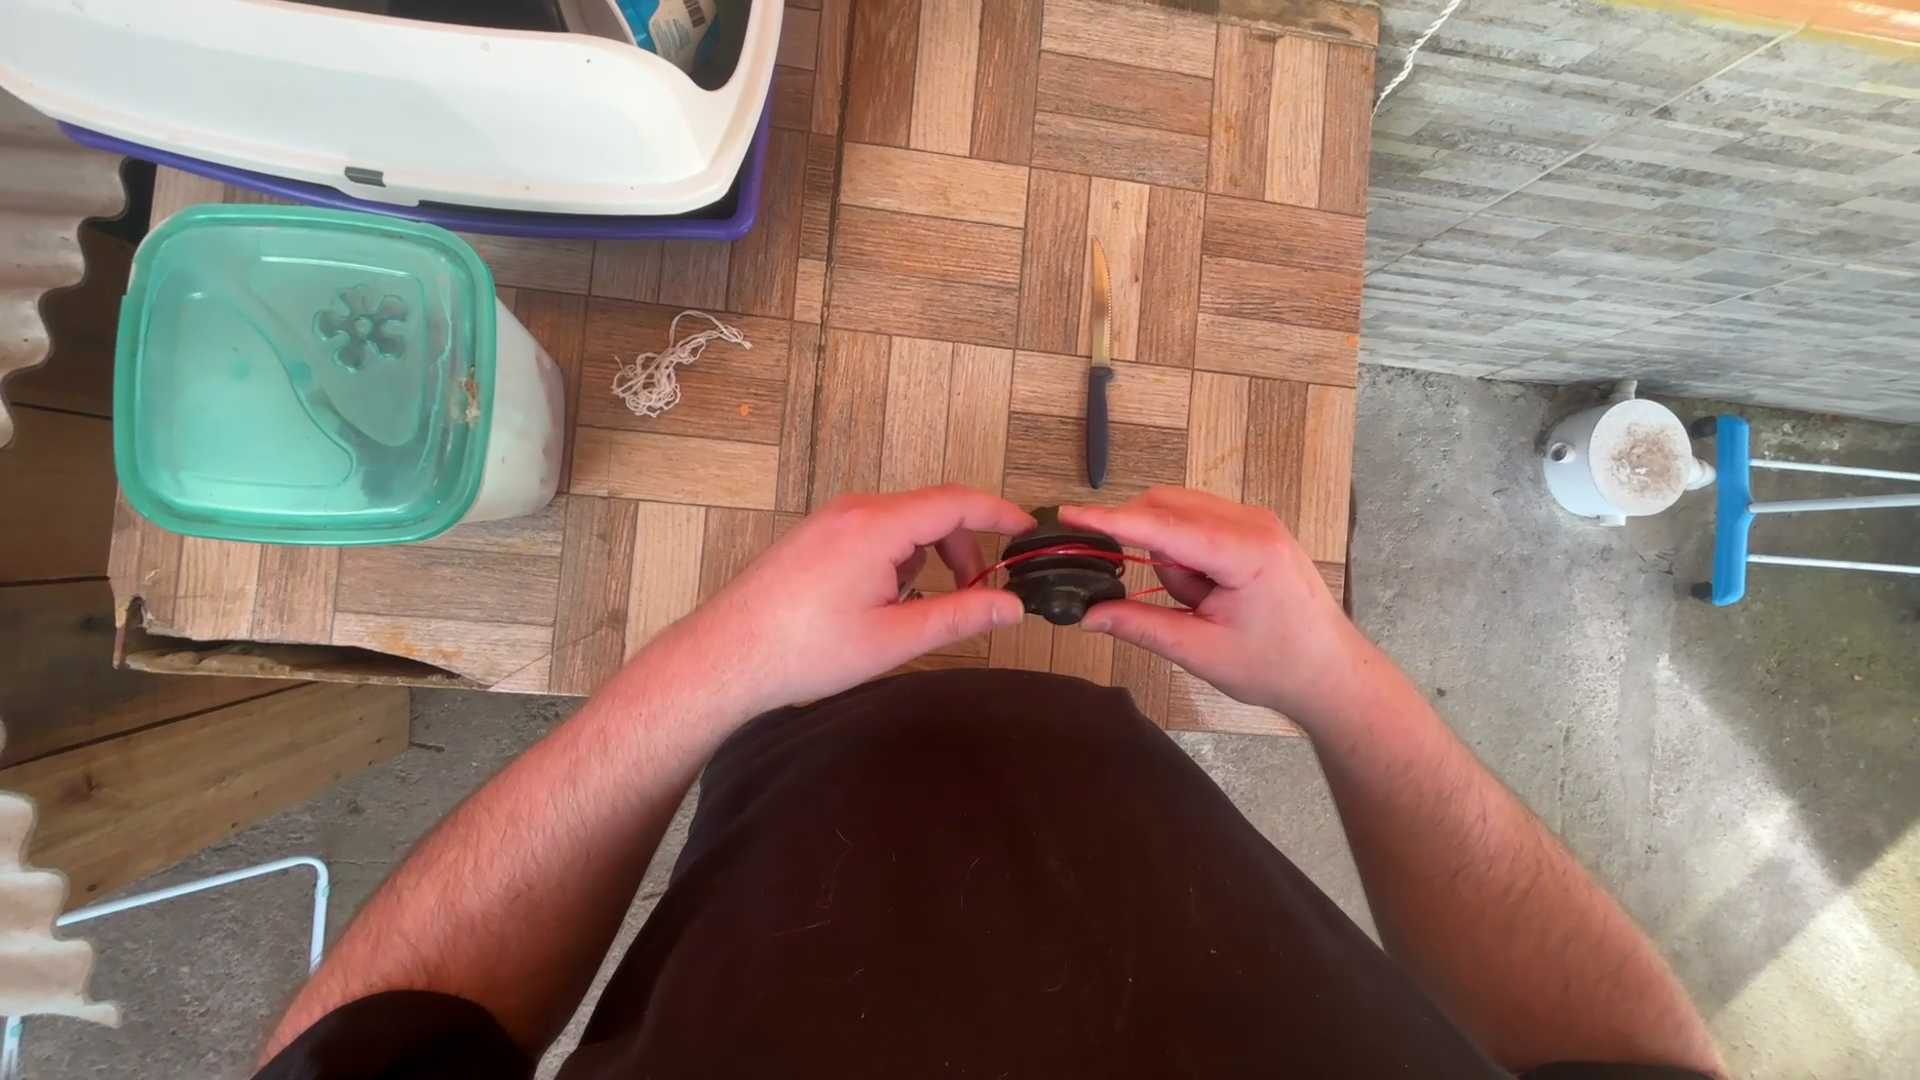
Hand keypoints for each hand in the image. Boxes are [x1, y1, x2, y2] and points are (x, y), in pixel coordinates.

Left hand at [668, 485, 1031, 714]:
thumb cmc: (803, 650)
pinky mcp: (818, 534)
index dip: (999, 512)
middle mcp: (854, 510)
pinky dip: (896, 558)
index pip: (956, 501)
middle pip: (931, 511)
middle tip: (974, 594)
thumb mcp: (894, 639)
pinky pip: (875, 531)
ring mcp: (831, 519)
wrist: (726, 656)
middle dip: (962, 548)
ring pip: (903, 523)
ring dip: (926, 557)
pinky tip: (881, 601)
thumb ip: (960, 615)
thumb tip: (1010, 606)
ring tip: (913, 608)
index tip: (1028, 528)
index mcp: (876, 526)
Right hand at [1059, 488, 1364, 721]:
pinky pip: (1194, 523)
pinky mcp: (1252, 528)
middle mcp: (1252, 522)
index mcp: (1246, 551)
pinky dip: (1183, 553)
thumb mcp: (1200, 651)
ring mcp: (1254, 520)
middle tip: (1149, 591)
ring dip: (1168, 556)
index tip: (1068, 515)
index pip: (1162, 526)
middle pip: (1166, 506)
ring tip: (1200, 604)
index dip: (1110, 520)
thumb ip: (1140, 625)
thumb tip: (1086, 615)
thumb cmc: (1274, 666)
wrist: (1331, 672)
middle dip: (1143, 544)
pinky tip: (1205, 591)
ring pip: (1177, 514)